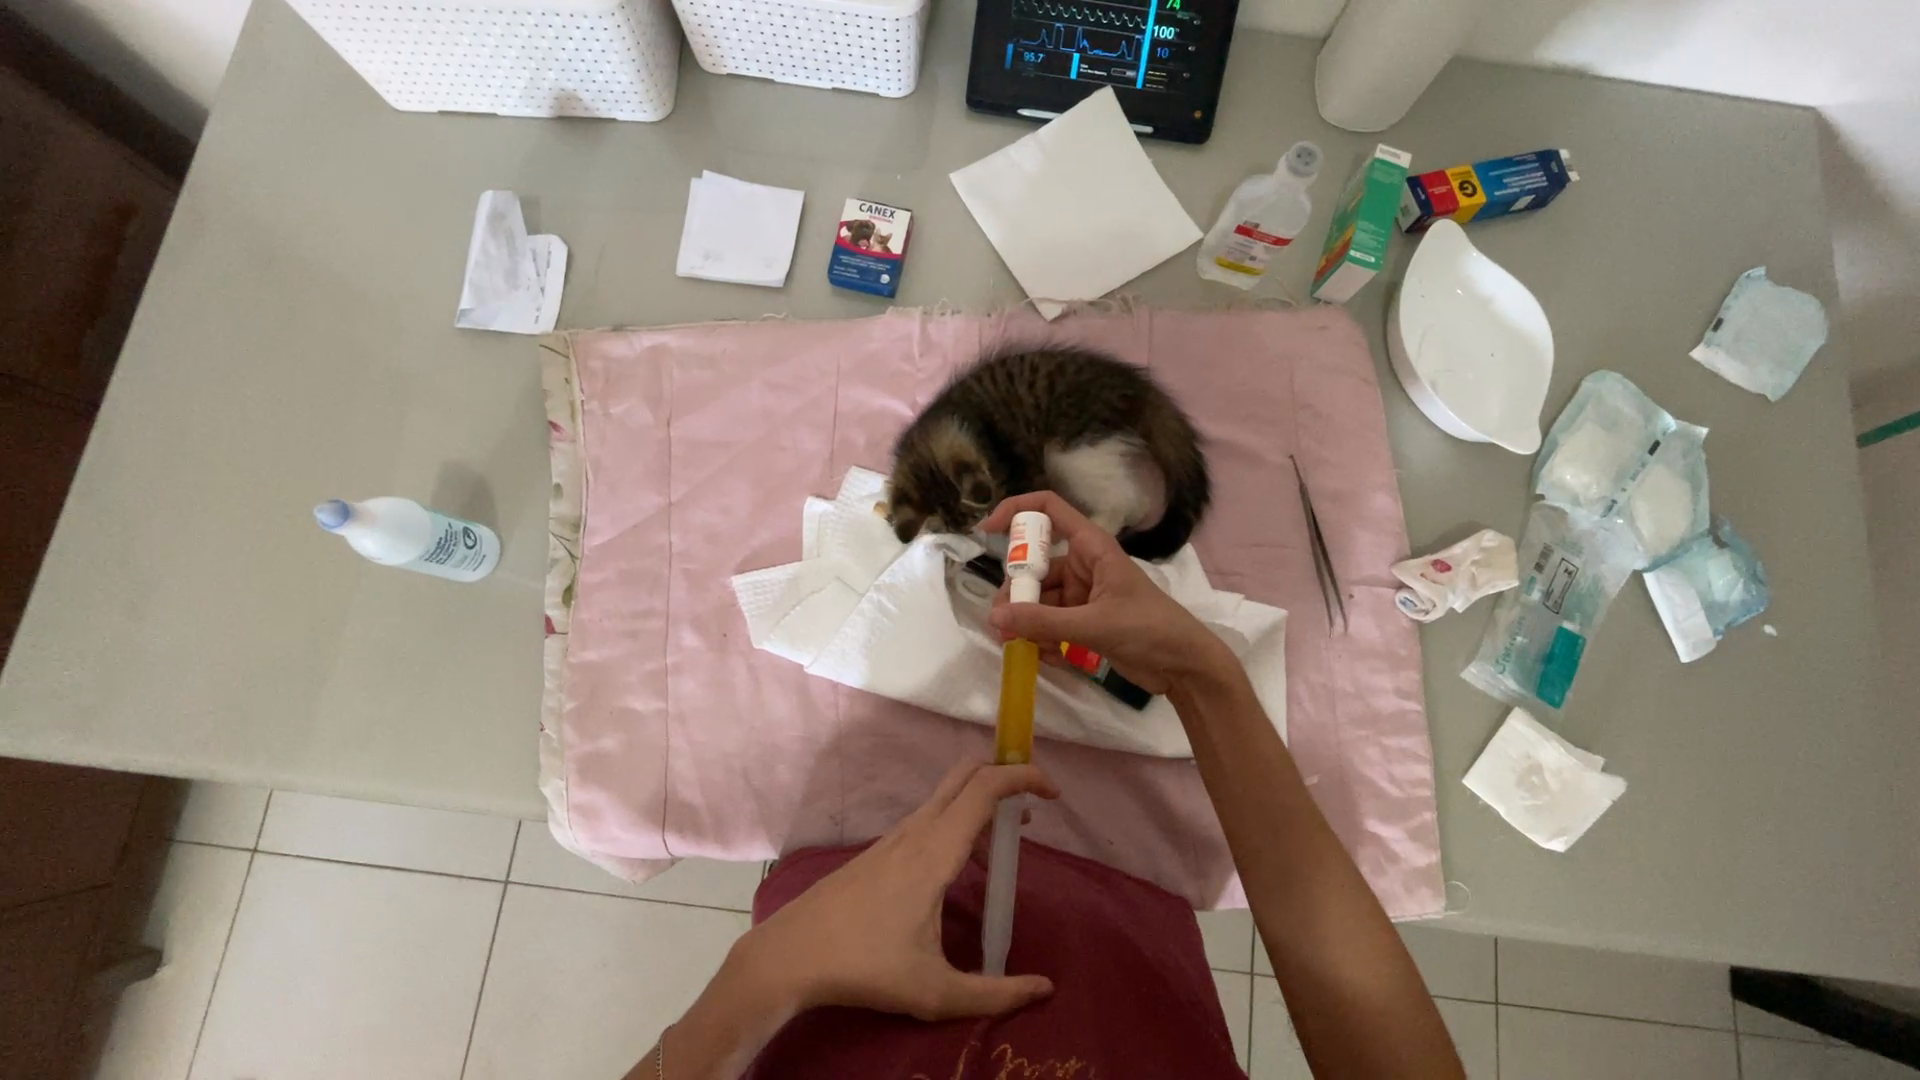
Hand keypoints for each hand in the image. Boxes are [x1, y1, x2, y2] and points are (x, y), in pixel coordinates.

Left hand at [727, 761, 1059, 1021]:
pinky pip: (931, 815)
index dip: (1024, 777)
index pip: (985, 787)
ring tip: (1005, 841)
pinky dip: (959, 819)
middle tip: (1032, 808)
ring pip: (948, 795)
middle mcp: (917, 830)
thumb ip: (995, 994)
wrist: (793, 953)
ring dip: (982, 801)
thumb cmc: (866, 967)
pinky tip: (962, 863)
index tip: (1053, 793)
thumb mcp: (936, 992)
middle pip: (966, 773)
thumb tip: (1045, 989)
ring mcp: (895, 836)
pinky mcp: (882, 848)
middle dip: (1005, 775)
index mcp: (936, 850)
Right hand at [982, 492, 1234, 694]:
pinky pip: (1050, 623)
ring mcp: (1082, 595)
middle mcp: (1083, 565)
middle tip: (1003, 622)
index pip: (1049, 509)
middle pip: (1035, 566)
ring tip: (1021, 647)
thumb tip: (995, 616)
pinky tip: (1047, 658)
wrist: (1185, 668)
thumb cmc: (1149, 630)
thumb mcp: (1093, 625)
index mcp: (1092, 547)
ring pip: (1039, 599)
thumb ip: (1042, 622)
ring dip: (1027, 622)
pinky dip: (1043, 639)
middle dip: (1016, 592)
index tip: (987, 531)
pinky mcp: (1083, 622)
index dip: (1016, 511)